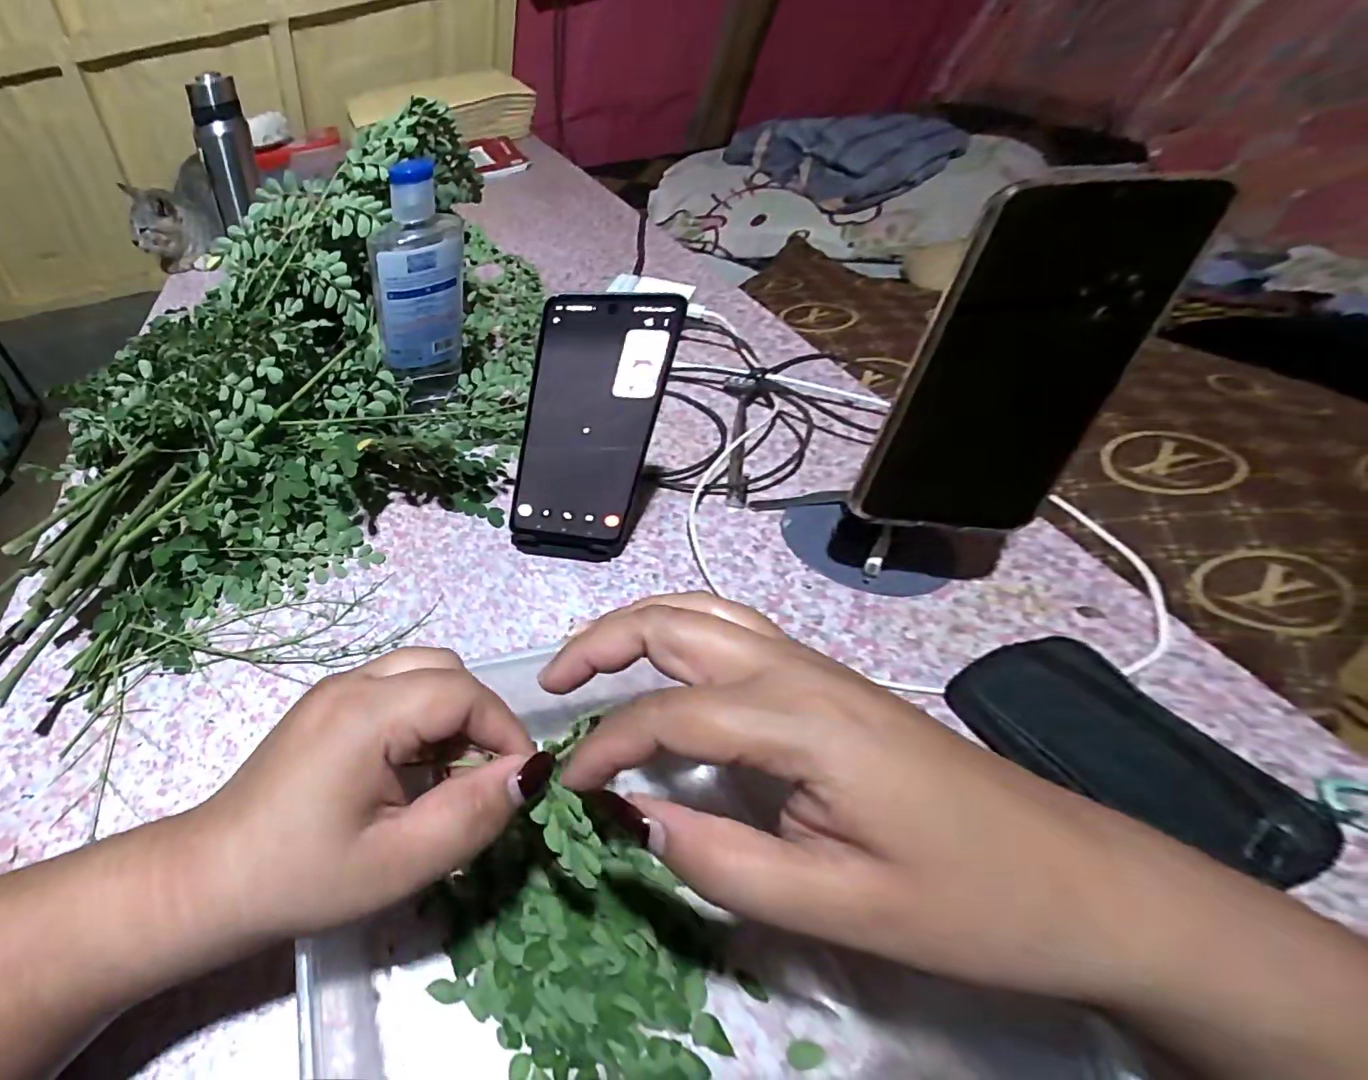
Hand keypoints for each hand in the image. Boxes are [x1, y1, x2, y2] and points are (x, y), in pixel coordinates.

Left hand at [187, 647, 550, 940]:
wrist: (215, 878)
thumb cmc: (305, 876)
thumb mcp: (401, 860)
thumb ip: (472, 813)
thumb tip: (527, 773)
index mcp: (366, 712)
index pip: (463, 692)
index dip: (505, 730)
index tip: (519, 784)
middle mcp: (350, 683)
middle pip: (443, 669)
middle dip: (479, 717)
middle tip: (484, 779)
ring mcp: (333, 690)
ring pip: (419, 673)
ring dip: (450, 715)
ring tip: (448, 778)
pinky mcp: (325, 706)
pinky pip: (392, 689)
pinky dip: (420, 718)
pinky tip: (412, 771)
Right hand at [544, 593, 1297, 1005]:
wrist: (1090, 883)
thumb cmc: (970, 903)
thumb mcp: (837, 908)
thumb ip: (718, 862)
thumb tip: (626, 815)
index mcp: (799, 720)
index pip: (665, 715)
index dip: (603, 749)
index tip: (565, 788)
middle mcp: (796, 669)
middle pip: (672, 623)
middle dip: (598, 642)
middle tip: (552, 684)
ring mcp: (811, 663)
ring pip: (698, 610)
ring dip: (633, 625)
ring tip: (588, 662)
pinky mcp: (821, 676)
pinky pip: (727, 626)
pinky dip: (672, 629)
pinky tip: (661, 666)